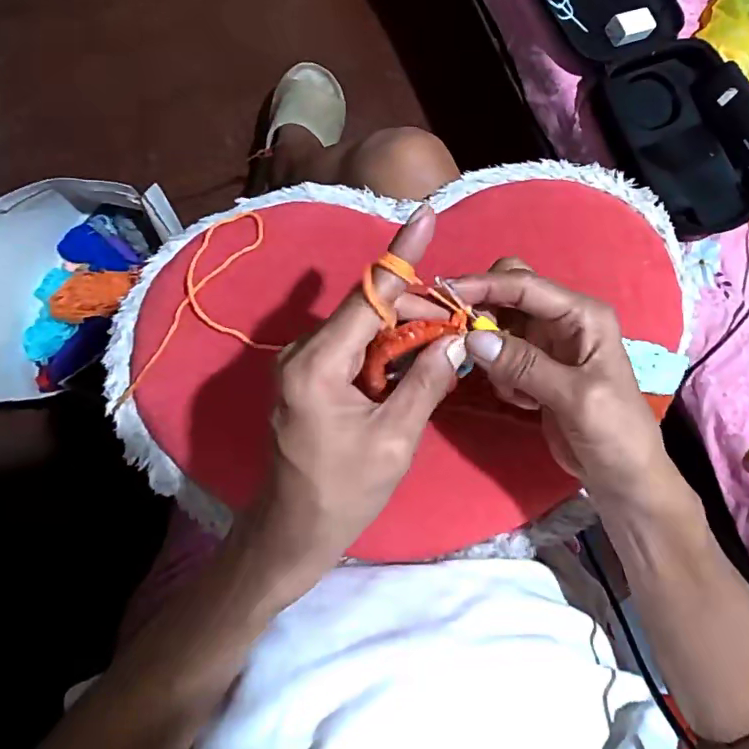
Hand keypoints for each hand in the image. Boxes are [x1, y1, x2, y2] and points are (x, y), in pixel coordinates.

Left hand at [242, 206, 463, 575]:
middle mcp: (303, 352)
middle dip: (416, 311)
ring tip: (443, 347)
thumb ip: (427, 381)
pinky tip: (415, 361)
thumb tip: (456, 337)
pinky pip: (354, 346)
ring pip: (364, 326)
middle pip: (369, 309)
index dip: (401, 254)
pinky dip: (387, 348)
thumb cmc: (342, 492)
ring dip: (404, 331)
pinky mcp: (309, 375)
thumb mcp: (395, 438)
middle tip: (458, 327)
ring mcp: (303, 362)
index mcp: (318, 364)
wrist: (290, 533)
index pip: (369, 296)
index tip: (424, 215)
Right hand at [448, 264, 673, 505]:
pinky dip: (500, 373)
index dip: (485, 285)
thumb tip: (473, 338)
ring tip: (511, 388)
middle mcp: (564, 319)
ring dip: (491, 349)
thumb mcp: (575, 398)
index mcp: (583, 314)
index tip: (446, 292)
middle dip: (484, 309)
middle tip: (462, 338)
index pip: (526, 285)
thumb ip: (525, 365)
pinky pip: (502, 355)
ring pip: (501, 324)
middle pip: (511, 292)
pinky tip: (523, 401)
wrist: (624, 477)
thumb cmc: (614, 432)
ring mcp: (549, 343)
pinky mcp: (535, 367)